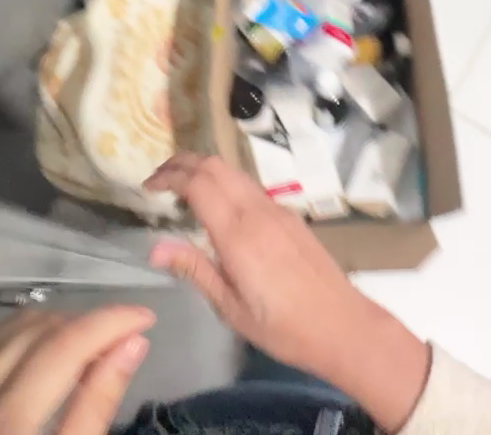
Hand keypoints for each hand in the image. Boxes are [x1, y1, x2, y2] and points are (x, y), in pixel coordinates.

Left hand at [0, 306, 154, 434]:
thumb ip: (95, 409)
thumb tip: (133, 343)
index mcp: (2, 426)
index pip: (67, 343)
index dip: (111, 321)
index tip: (145, 317)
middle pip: (38, 328)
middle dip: (84, 325)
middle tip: (115, 342)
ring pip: (5, 329)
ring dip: (50, 330)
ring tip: (77, 349)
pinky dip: (9, 345)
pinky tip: (26, 366)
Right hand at [145, 153, 430, 430]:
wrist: (342, 325)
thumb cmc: (282, 327)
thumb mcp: (231, 308)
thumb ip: (195, 270)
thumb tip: (156, 247)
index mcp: (238, 233)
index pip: (198, 184)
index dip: (169, 176)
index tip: (148, 186)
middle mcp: (257, 211)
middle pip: (215, 166)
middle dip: (183, 162)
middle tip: (158, 177)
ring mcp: (276, 209)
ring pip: (234, 172)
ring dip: (205, 168)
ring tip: (181, 186)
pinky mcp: (289, 215)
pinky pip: (250, 186)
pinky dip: (225, 181)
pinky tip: (217, 203)